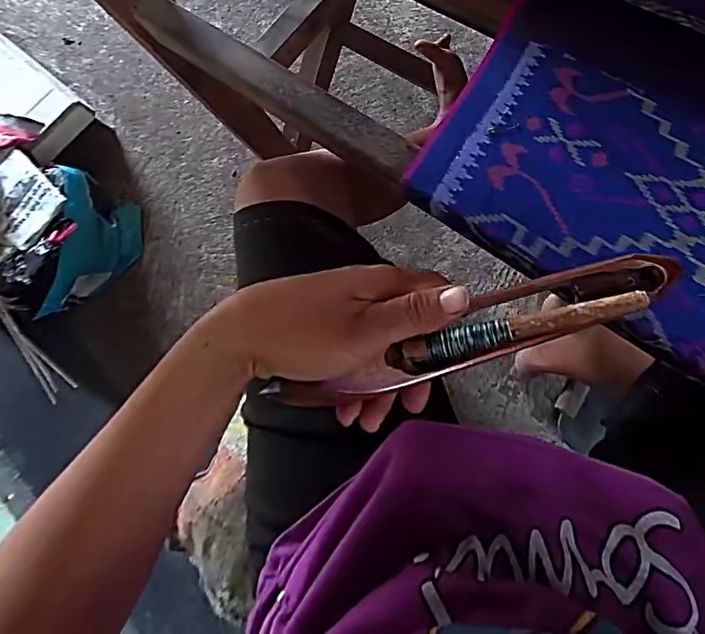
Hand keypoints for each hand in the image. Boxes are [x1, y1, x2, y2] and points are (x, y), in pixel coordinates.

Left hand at [195, 264, 471, 430]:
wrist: (239, 336)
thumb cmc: (307, 333)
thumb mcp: (367, 331)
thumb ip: (416, 316)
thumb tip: (465, 294)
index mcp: (385, 284)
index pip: (436, 294)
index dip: (449, 327)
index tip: (448, 365)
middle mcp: (371, 291)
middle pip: (411, 328)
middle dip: (413, 369)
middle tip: (409, 405)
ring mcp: (348, 309)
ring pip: (383, 347)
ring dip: (382, 384)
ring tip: (367, 420)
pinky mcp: (329, 327)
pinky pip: (356, 354)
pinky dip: (357, 382)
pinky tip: (345, 410)